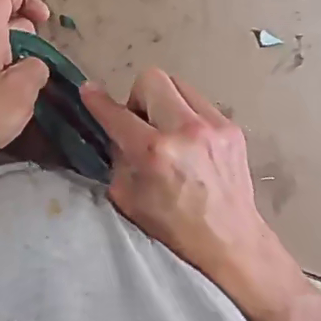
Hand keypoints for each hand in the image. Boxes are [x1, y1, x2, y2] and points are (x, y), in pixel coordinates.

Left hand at [0, 0, 51, 178]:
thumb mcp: (22, 91)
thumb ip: (37, 68)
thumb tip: (35, 64)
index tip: (45, 20)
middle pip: (2, 19)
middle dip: (28, 32)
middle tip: (41, 59)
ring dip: (18, 55)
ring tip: (30, 83)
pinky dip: (5, 71)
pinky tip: (12, 98)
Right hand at [82, 69, 305, 320]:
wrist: (230, 241)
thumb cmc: (173, 227)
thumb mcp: (127, 198)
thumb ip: (118, 157)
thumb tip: (116, 132)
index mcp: (154, 152)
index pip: (117, 113)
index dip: (97, 101)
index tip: (88, 91)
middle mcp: (185, 130)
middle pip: (151, 80)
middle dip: (137, 98)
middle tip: (139, 123)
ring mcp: (214, 126)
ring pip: (178, 85)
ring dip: (163, 101)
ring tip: (165, 130)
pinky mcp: (232, 128)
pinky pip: (199, 103)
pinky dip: (186, 115)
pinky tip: (188, 142)